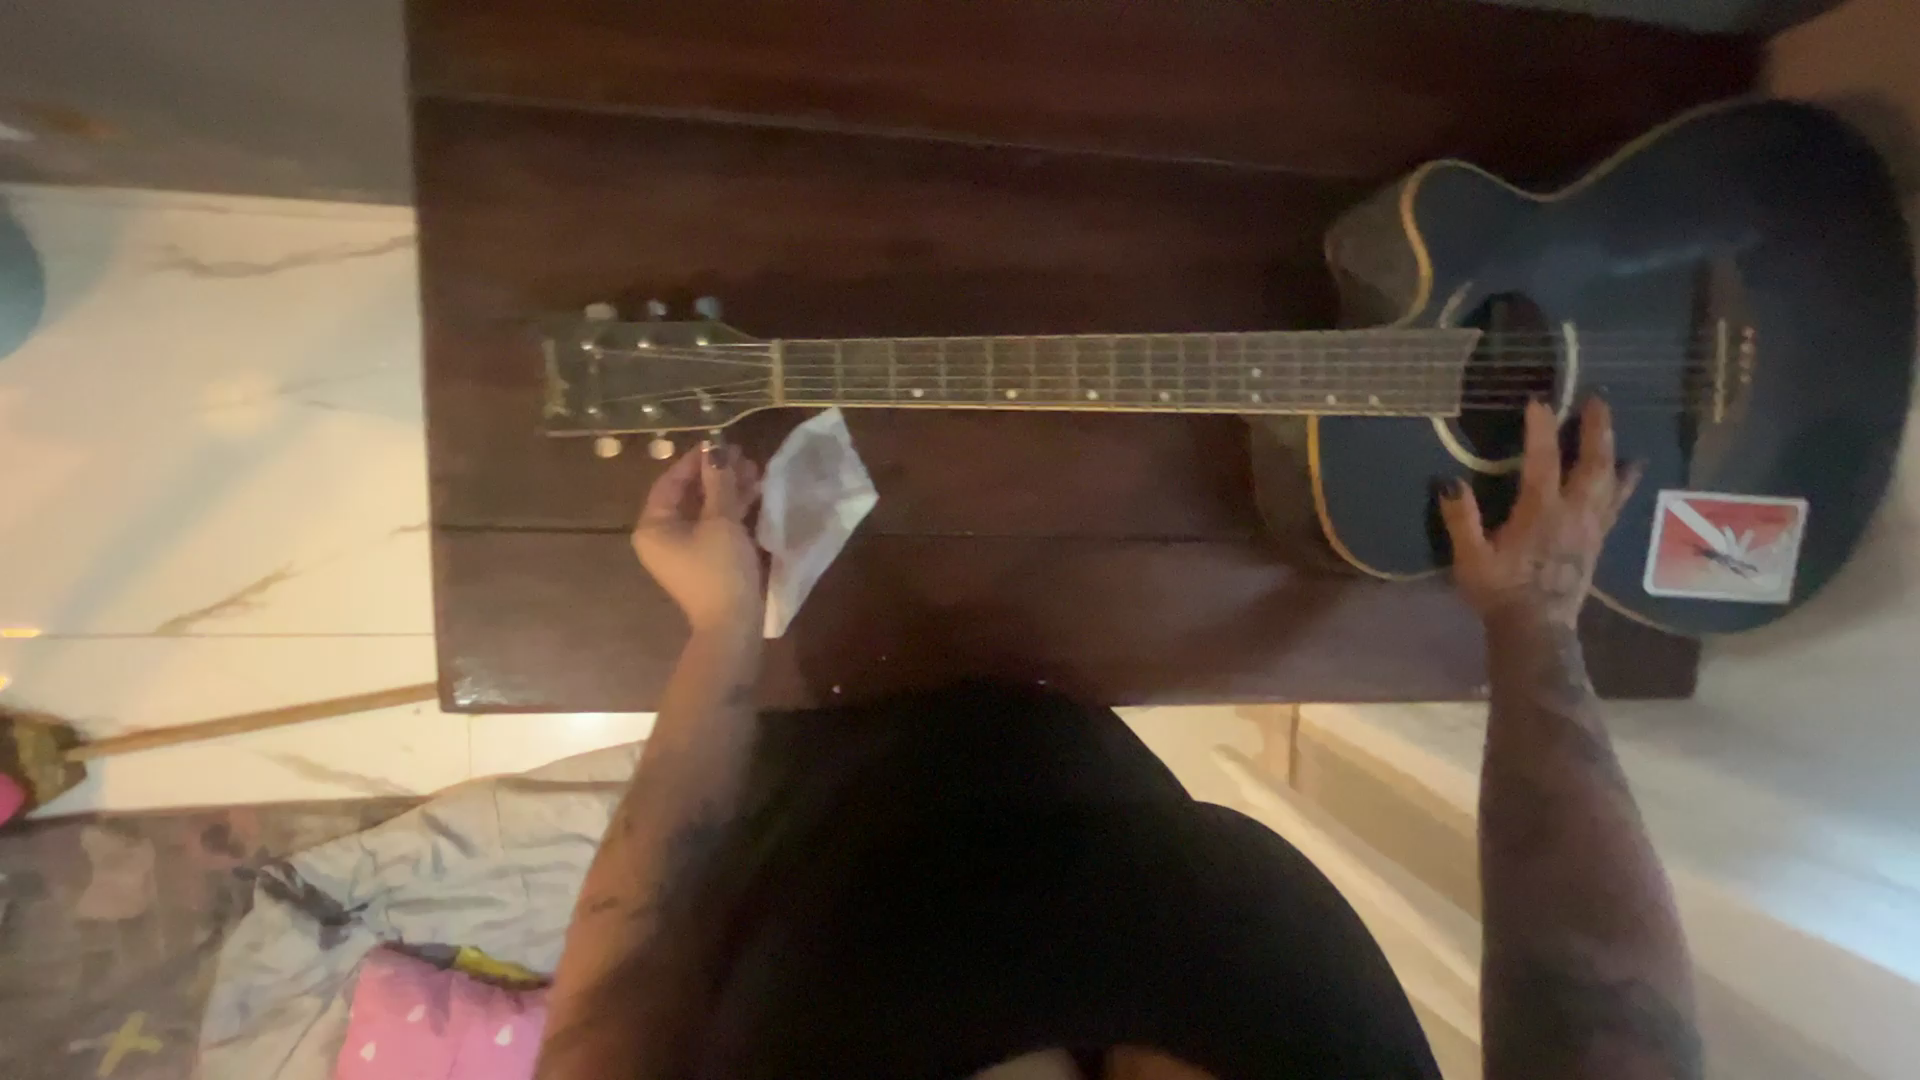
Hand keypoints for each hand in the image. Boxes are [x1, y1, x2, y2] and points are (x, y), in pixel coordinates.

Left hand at [632, 444, 763, 632]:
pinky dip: (731, 511)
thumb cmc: (720, 569)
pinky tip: (754, 496)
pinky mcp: (704, 561)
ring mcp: (683, 551)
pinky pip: (714, 527)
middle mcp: (662, 537)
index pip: (670, 482)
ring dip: (728, 491)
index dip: (696, 461)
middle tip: (744, 457)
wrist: (733, 624)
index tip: (721, 443)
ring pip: (704, 510)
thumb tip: (717, 450)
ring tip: (755, 473)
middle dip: (717, 475)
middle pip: (688, 495)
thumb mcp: (722, 520)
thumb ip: (719, 482)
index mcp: (653, 526)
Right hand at [1439, 397, 1640, 629]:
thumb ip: (1462, 518)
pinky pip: (1616, 501)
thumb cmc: (1498, 590)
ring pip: (1611, 479)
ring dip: (1612, 449)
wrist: (1536, 626)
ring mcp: (1591, 526)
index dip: (1541, 429)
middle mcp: (1574, 512)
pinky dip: (1622, 480)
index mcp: (1540, 512)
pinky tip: (1626, 472)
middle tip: (1596, 401)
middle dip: (1596, 429)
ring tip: (1612, 429)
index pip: (1543, 460)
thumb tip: (1450, 482)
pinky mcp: (1598, 540)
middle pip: (1594, 462)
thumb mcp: (1470, 557)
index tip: (1540, 401)